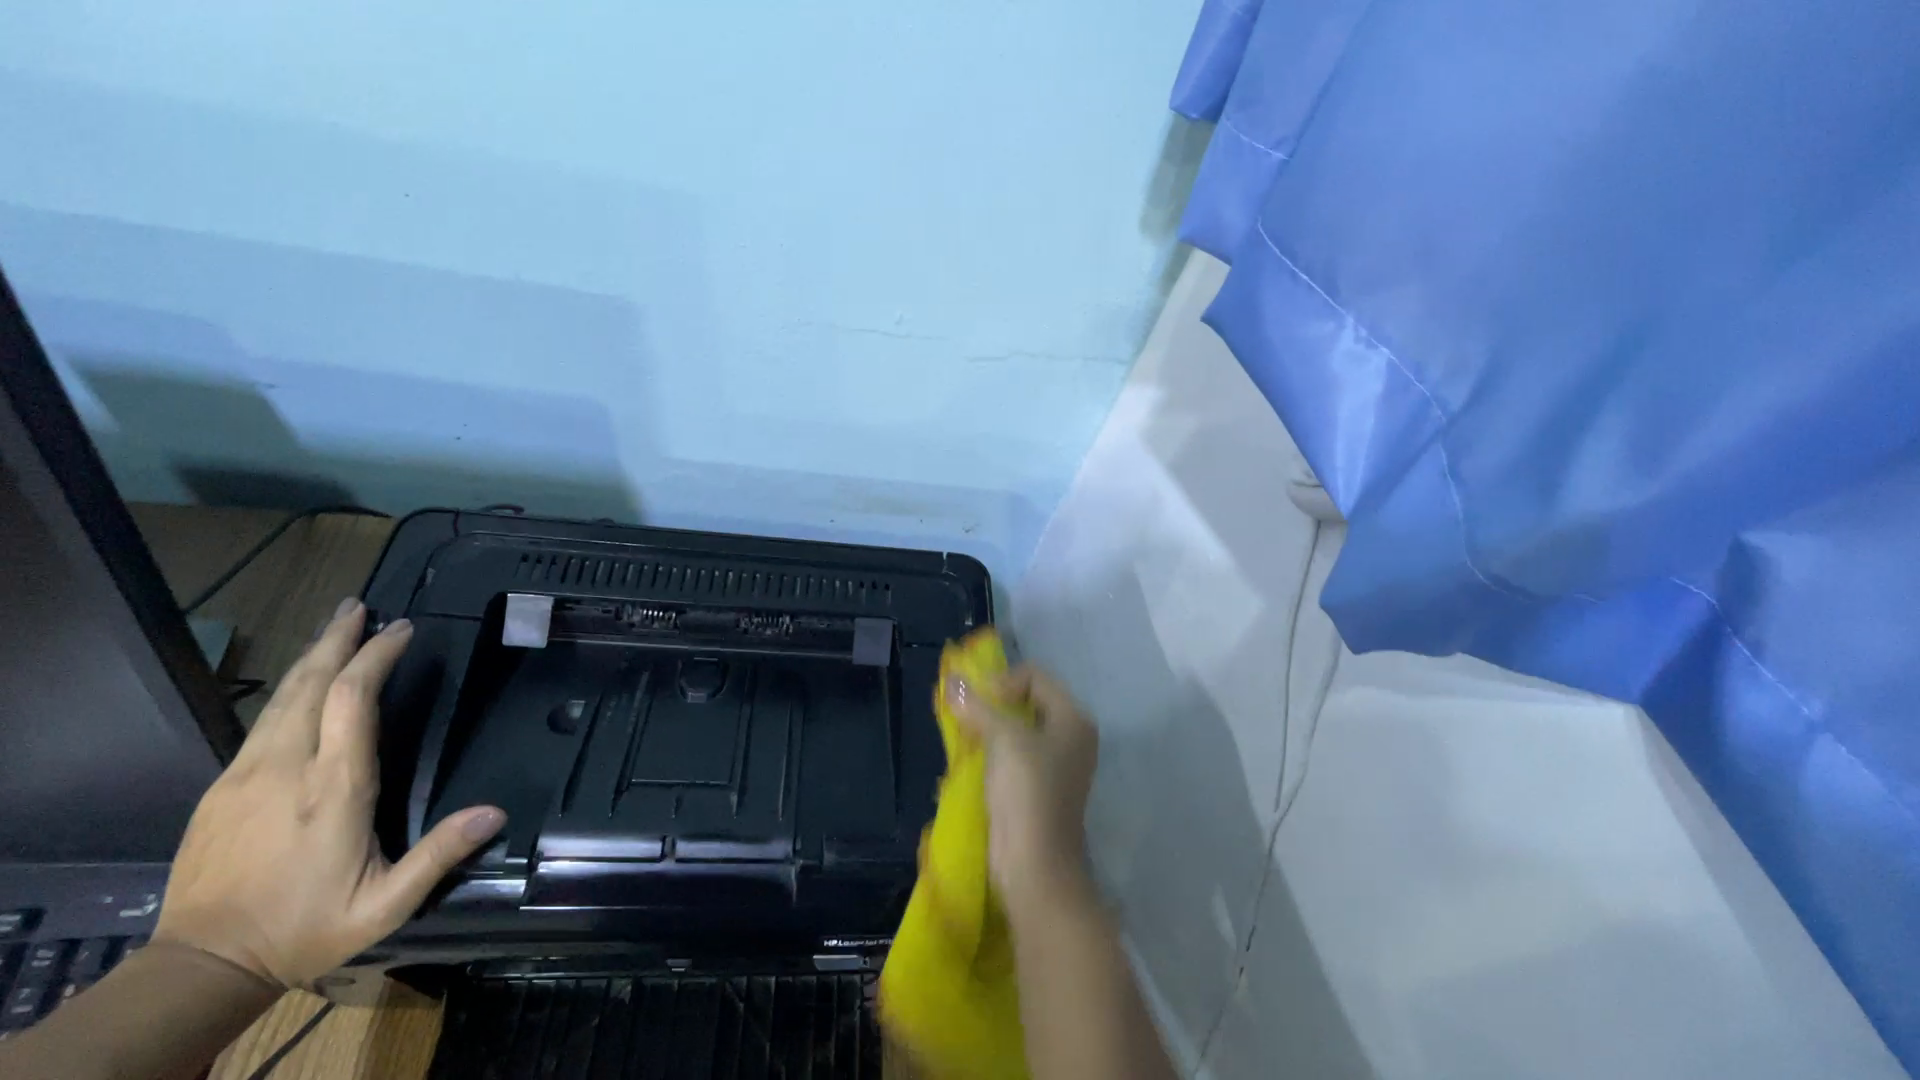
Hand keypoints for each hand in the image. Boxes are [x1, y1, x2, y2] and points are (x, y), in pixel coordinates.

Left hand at [154, 598, 505, 986]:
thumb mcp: (385, 905)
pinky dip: (289, 690)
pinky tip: (301, 687)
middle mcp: (286, 768)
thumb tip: (495, 812)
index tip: (401, 629)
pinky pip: (262, 722)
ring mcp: (246, 775)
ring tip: (334, 627)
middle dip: (337, 640)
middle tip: (360, 606)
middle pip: (310, 684)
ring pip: (280, 698)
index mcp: (332, 790)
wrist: (203, 963)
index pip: (352, 700)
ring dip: (311, 657)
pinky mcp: (222, 788)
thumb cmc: (305, 930)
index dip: (376, 657)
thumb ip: (438, 855)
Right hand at [946, 665, 1098, 916]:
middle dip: (994, 703)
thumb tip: (952, 680)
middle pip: (1029, 701)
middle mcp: (1071, 738)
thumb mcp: (1003, 739)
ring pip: (1020, 731)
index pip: (1036, 676)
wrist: (1035, 861)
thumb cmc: (1027, 790)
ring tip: (966, 738)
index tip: (978, 701)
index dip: (1004, 681)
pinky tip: (973, 761)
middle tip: (965, 715)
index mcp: (1074, 719)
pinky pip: (1015, 757)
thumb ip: (978, 706)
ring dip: (990, 729)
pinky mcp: (1039, 790)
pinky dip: (994, 753)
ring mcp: (1057, 766)